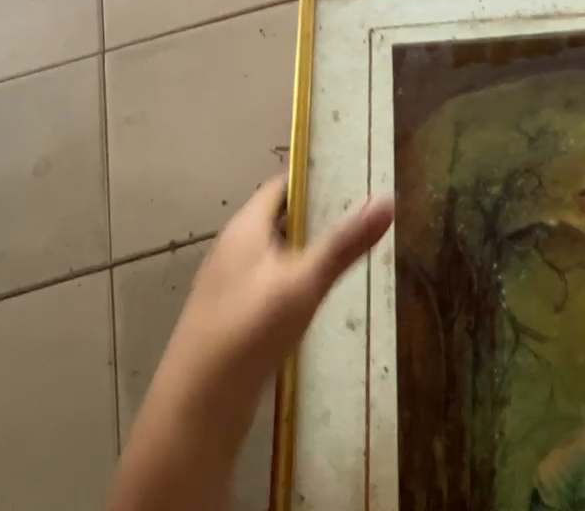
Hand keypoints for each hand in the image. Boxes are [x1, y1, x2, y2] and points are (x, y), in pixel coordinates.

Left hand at [160, 176, 395, 411]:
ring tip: (347, 254)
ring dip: (304, 252)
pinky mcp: (230, 319)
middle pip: (276, 220)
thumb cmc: (249, 330)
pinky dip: (292, 282)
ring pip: (272, 255)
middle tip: (359, 216)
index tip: (351, 179)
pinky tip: (315, 300)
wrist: (198, 405)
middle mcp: (232, 251)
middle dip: (314, 217)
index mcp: (244, 230)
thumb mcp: (304, 282)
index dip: (312, 179)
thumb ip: (344, 243)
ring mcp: (228, 286)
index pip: (279, 187)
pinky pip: (267, 285)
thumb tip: (387, 199)